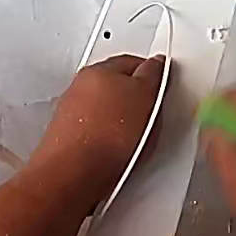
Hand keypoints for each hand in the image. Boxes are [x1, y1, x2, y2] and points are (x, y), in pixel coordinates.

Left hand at [32, 54, 165, 198]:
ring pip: (109, 112)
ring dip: (124, 121)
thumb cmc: (105, 135)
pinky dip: (112, 140)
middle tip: (153, 113)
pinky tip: (122, 152)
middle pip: (118, 87)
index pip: (132, 62)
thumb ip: (152, 75)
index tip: (163, 84)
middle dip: (137, 98)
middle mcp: (81, 89)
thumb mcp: (144, 95)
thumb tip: (156, 66)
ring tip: (138, 138)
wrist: (75, 173)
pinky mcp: (73, 140)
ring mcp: (74, 115)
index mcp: (98, 70)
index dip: (152, 72)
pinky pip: (101, 134)